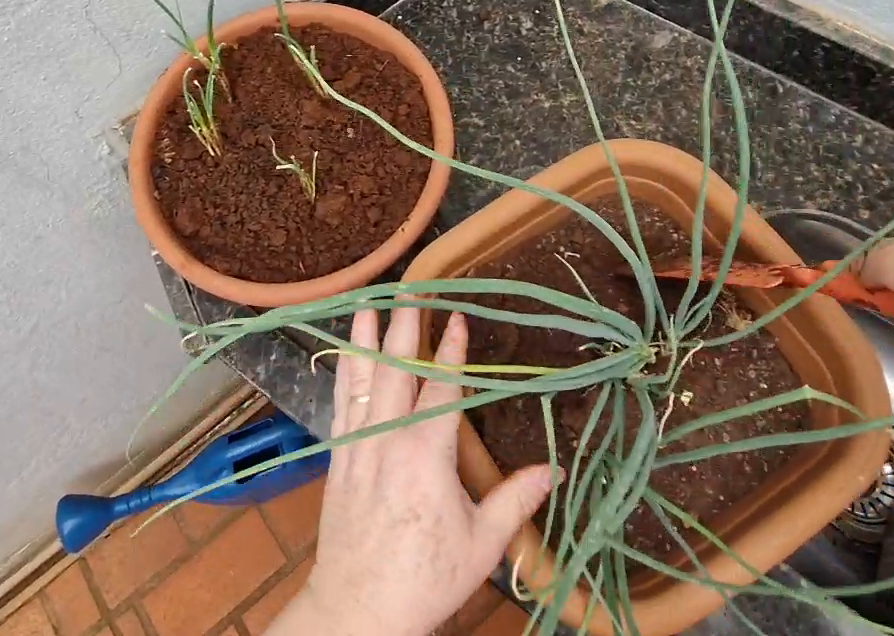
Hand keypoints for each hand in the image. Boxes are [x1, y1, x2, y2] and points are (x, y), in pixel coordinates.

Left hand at [268, 308, 553, 635]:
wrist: (358, 609)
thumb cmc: (425, 578)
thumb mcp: (481, 544)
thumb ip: (516, 500)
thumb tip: (556, 470)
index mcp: (426, 454)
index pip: (442, 387)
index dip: (451, 349)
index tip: (458, 316)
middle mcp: (386, 438)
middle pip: (397, 370)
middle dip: (406, 326)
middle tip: (410, 289)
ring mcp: (357, 445)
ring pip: (361, 379)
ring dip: (366, 339)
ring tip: (369, 304)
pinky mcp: (338, 458)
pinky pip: (340, 404)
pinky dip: (344, 373)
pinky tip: (346, 354)